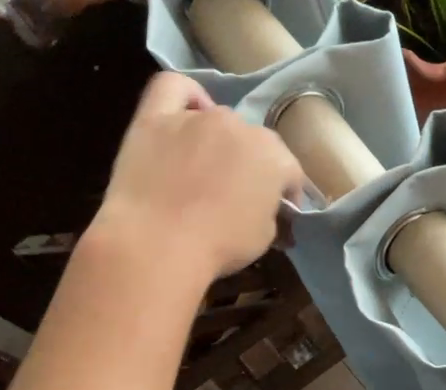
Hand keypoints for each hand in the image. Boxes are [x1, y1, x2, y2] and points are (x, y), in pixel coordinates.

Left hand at [90, 73, 304, 280]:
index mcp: (273, 156)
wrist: (159, 242)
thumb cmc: (221, 244)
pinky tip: (188, 114)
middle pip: (254, 142)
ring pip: (219, 120)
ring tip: (210, 167)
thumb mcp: (266, 237)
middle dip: (254, 166)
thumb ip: (272, 212)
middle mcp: (239, 125)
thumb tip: (268, 209)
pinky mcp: (156, 116)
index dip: (286, 194)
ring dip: (222, 141)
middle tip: (241, 195)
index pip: (290, 171)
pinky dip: (187, 96)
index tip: (278, 214)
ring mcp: (196, 116)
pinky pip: (175, 88)